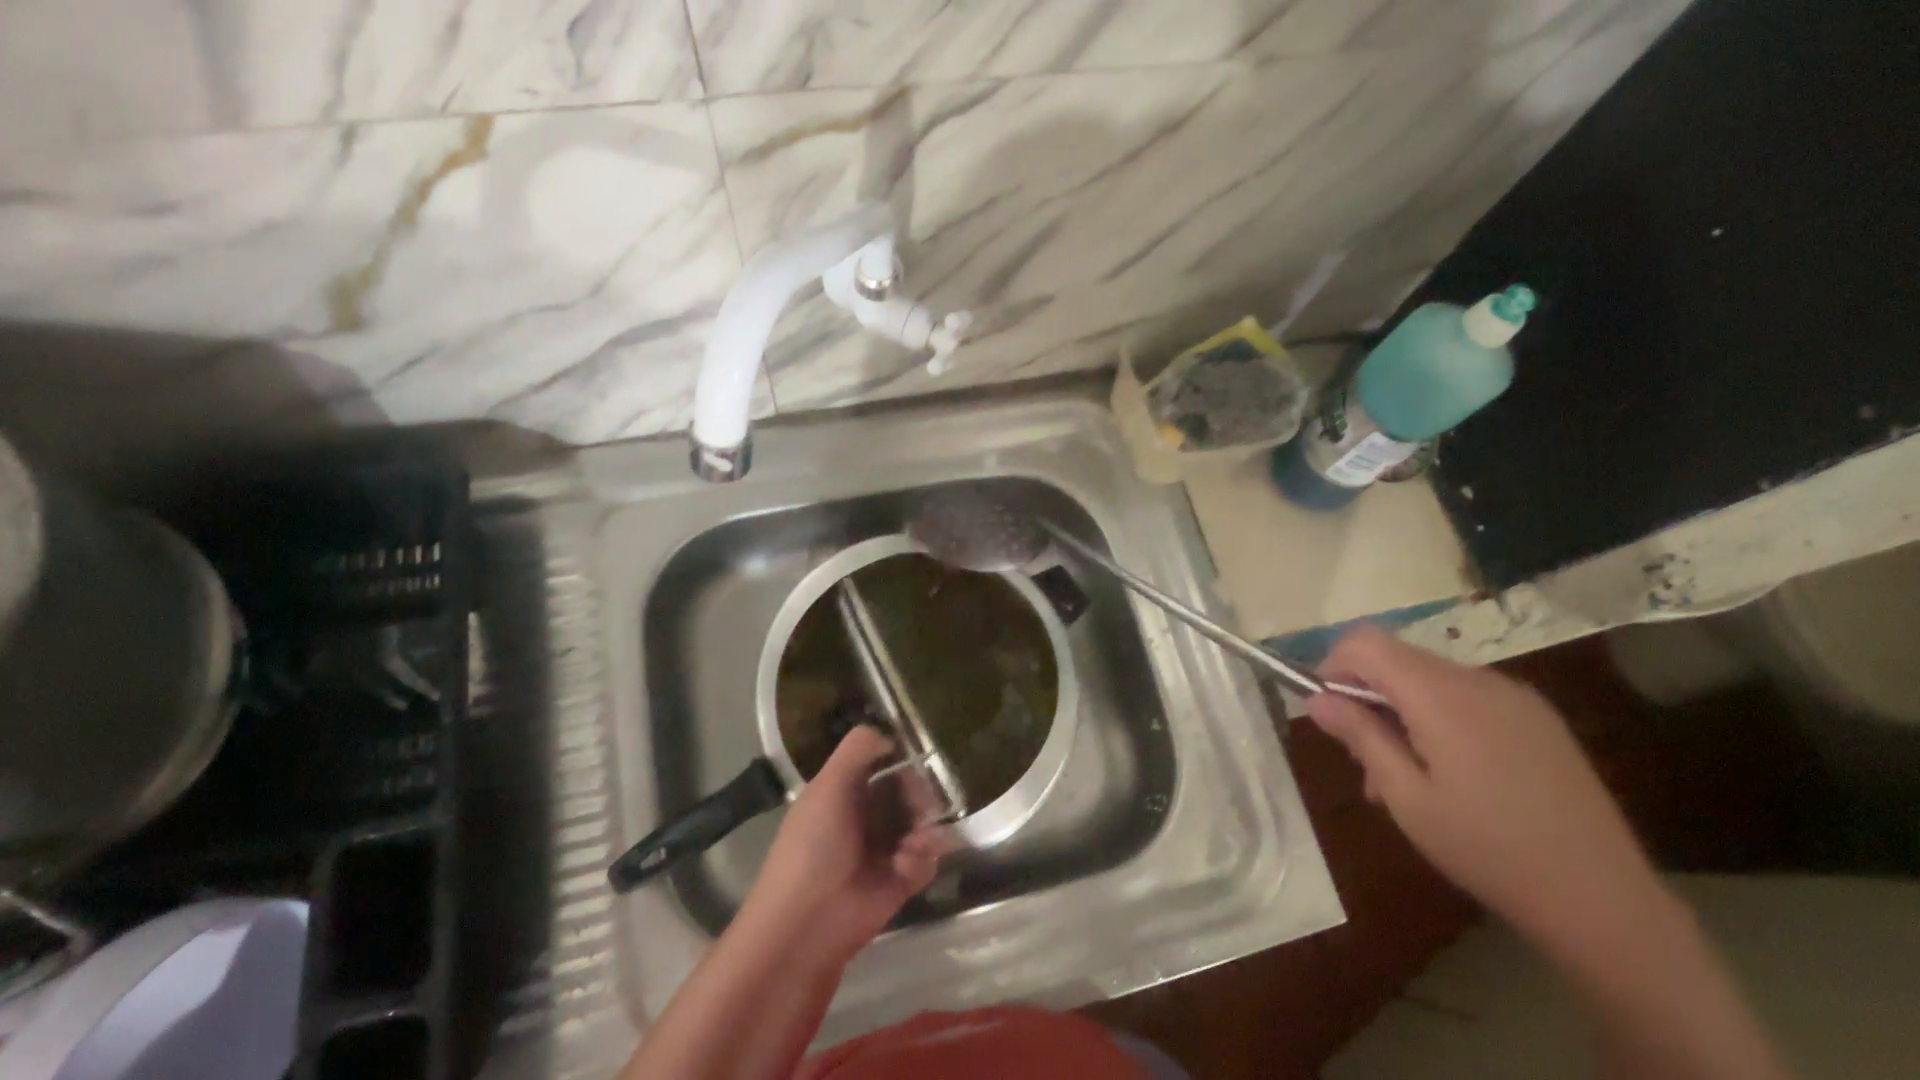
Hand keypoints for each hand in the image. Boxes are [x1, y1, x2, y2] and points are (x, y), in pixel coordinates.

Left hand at [739, 726, 946, 964]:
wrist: (809, 922)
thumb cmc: (813, 846)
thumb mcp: (828, 787)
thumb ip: (858, 751)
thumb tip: (891, 735)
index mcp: (841, 793)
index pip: (879, 764)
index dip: (898, 760)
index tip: (918, 756)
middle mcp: (864, 817)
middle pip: (907, 792)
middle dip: (918, 794)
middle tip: (922, 803)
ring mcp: (884, 849)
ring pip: (921, 823)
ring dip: (923, 826)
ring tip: (914, 841)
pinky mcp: (901, 880)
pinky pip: (926, 857)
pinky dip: (921, 857)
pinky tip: (905, 864)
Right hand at [1306, 624, 1662, 941]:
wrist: (1599, 893)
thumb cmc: (1487, 849)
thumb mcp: (1408, 799)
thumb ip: (1362, 737)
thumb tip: (1318, 699)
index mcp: (1442, 695)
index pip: (1367, 642)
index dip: (1333, 665)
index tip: (1326, 712)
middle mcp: (1480, 680)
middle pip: (1400, 659)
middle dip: (1368, 697)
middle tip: (1365, 765)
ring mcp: (1516, 696)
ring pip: (1433, 681)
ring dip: (1404, 714)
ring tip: (1406, 782)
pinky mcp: (1539, 718)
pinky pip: (1470, 699)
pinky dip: (1441, 720)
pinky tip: (1453, 778)